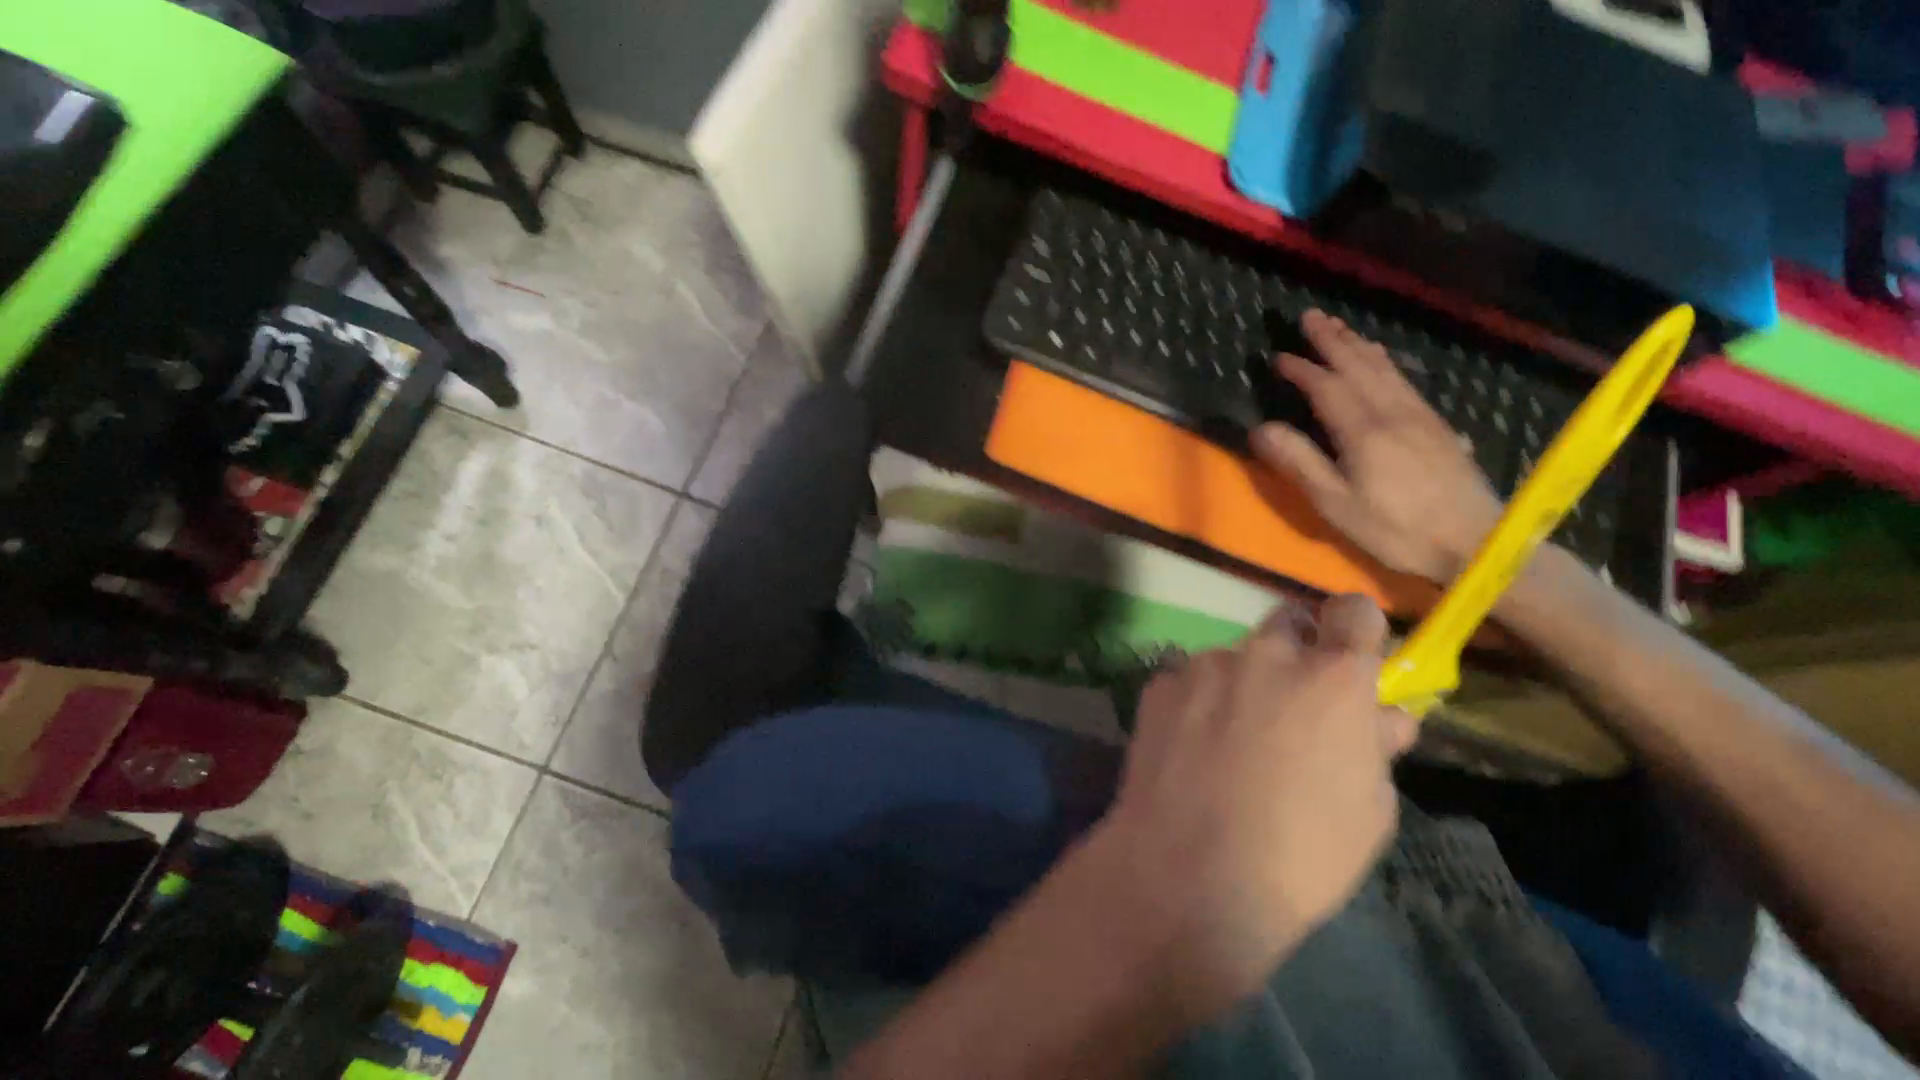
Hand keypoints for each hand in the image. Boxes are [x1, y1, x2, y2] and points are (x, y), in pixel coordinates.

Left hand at [1092, 594, 1416, 1013]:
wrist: (1188, 878)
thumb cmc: (1300, 856)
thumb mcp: (1369, 812)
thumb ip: (1375, 748)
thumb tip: (1383, 718)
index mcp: (1332, 678)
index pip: (1354, 611)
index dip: (1355, 630)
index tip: (1350, 657)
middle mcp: (1267, 656)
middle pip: (1288, 623)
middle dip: (1296, 652)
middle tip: (1291, 705)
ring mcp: (1205, 667)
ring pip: (1233, 657)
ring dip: (1241, 683)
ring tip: (1230, 742)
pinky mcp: (1159, 687)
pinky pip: (1188, 681)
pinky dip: (1196, 703)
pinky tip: (1190, 751)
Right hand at [1250, 310, 1503, 581]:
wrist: (1475, 541)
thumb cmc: (1397, 530)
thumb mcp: (1337, 505)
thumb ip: (1300, 463)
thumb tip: (1261, 429)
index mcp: (1363, 430)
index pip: (1326, 387)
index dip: (1301, 369)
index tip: (1278, 356)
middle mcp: (1392, 411)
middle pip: (1357, 366)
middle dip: (1331, 340)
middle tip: (1310, 315)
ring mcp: (1419, 415)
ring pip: (1384, 369)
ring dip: (1358, 345)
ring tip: (1340, 327)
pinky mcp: (1438, 425)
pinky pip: (1405, 380)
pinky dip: (1385, 362)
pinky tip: (1382, 361)